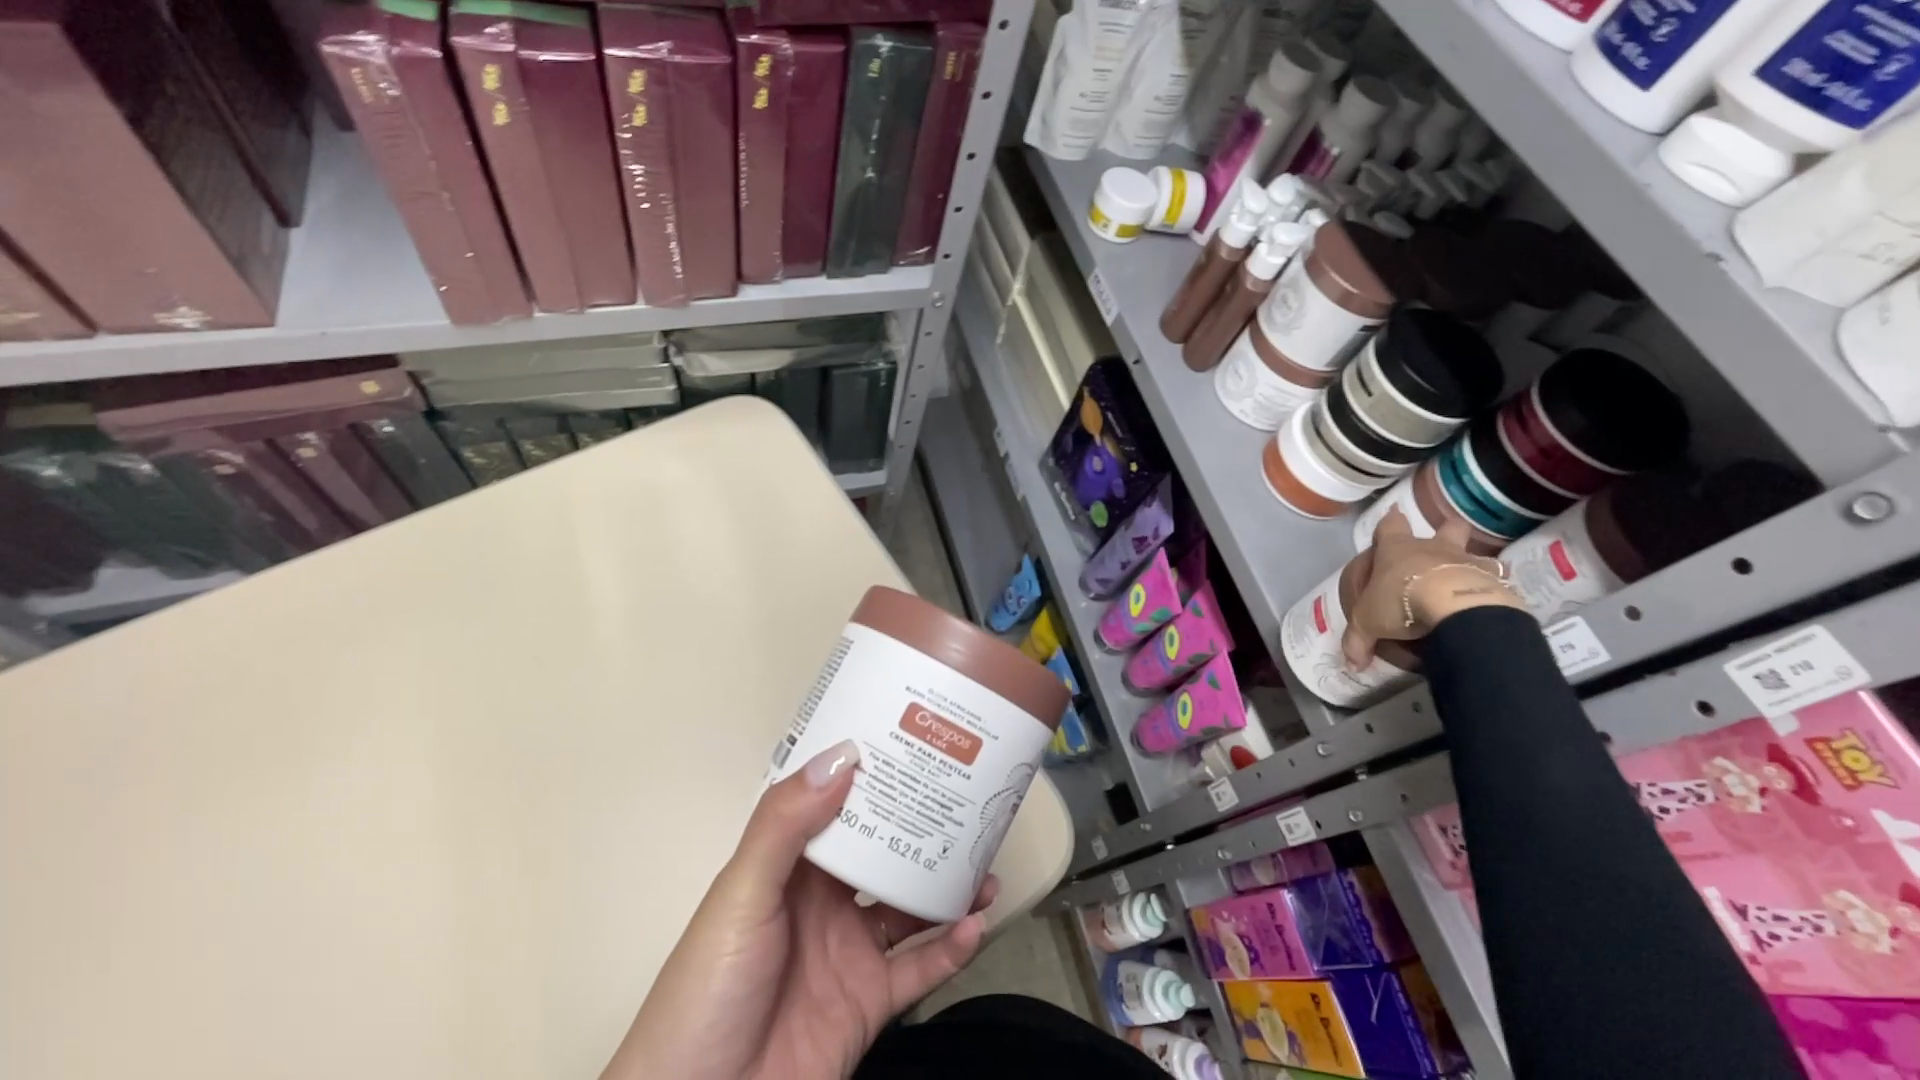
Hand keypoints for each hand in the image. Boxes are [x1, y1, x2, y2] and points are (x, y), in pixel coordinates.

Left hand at [599, 740, 992, 1079]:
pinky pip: (921, 970)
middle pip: (882, 858)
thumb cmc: (709, 987)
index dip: (870, 781)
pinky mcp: (869, 1002)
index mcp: (788, 870)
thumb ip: (786, 825)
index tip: (911, 748)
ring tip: (985, 865)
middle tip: (966, 803)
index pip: (835, 812)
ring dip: (947, 888)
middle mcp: (823, 906)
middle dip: (920, 832)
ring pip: (910, 910)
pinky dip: (952, 949)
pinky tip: (976, 926)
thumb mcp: (742, 894)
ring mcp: (849, 954)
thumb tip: (842, 755)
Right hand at [1343, 508, 1523, 668]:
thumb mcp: (1368, 624)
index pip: (1391, 525)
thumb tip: (1351, 664)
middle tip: (1442, 545)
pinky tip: (1490, 600)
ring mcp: (1467, 560)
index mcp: (1397, 548)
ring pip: (1476, 551)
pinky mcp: (1494, 579)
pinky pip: (1497, 580)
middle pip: (1446, 526)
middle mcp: (1434, 548)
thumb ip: (1357, 641)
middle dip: (1445, 530)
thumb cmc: (1400, 601)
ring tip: (1470, 579)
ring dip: (1473, 562)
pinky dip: (1494, 587)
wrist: (1453, 606)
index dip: (1389, 523)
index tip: (1391, 521)